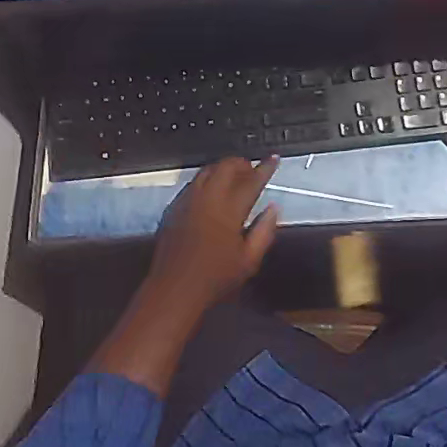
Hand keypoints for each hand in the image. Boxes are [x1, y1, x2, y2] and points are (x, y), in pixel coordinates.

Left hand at [148, 157, 280, 312]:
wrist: (174, 287)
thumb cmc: (215, 278)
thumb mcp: (249, 260)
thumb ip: (264, 231)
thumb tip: (273, 209)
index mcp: (229, 210)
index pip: (251, 180)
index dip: (264, 168)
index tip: (273, 159)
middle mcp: (207, 199)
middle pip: (225, 166)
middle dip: (241, 163)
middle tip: (251, 169)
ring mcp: (187, 201)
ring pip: (206, 171)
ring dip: (222, 169)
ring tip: (233, 177)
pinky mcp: (173, 207)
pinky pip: (192, 184)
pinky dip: (206, 180)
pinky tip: (211, 191)